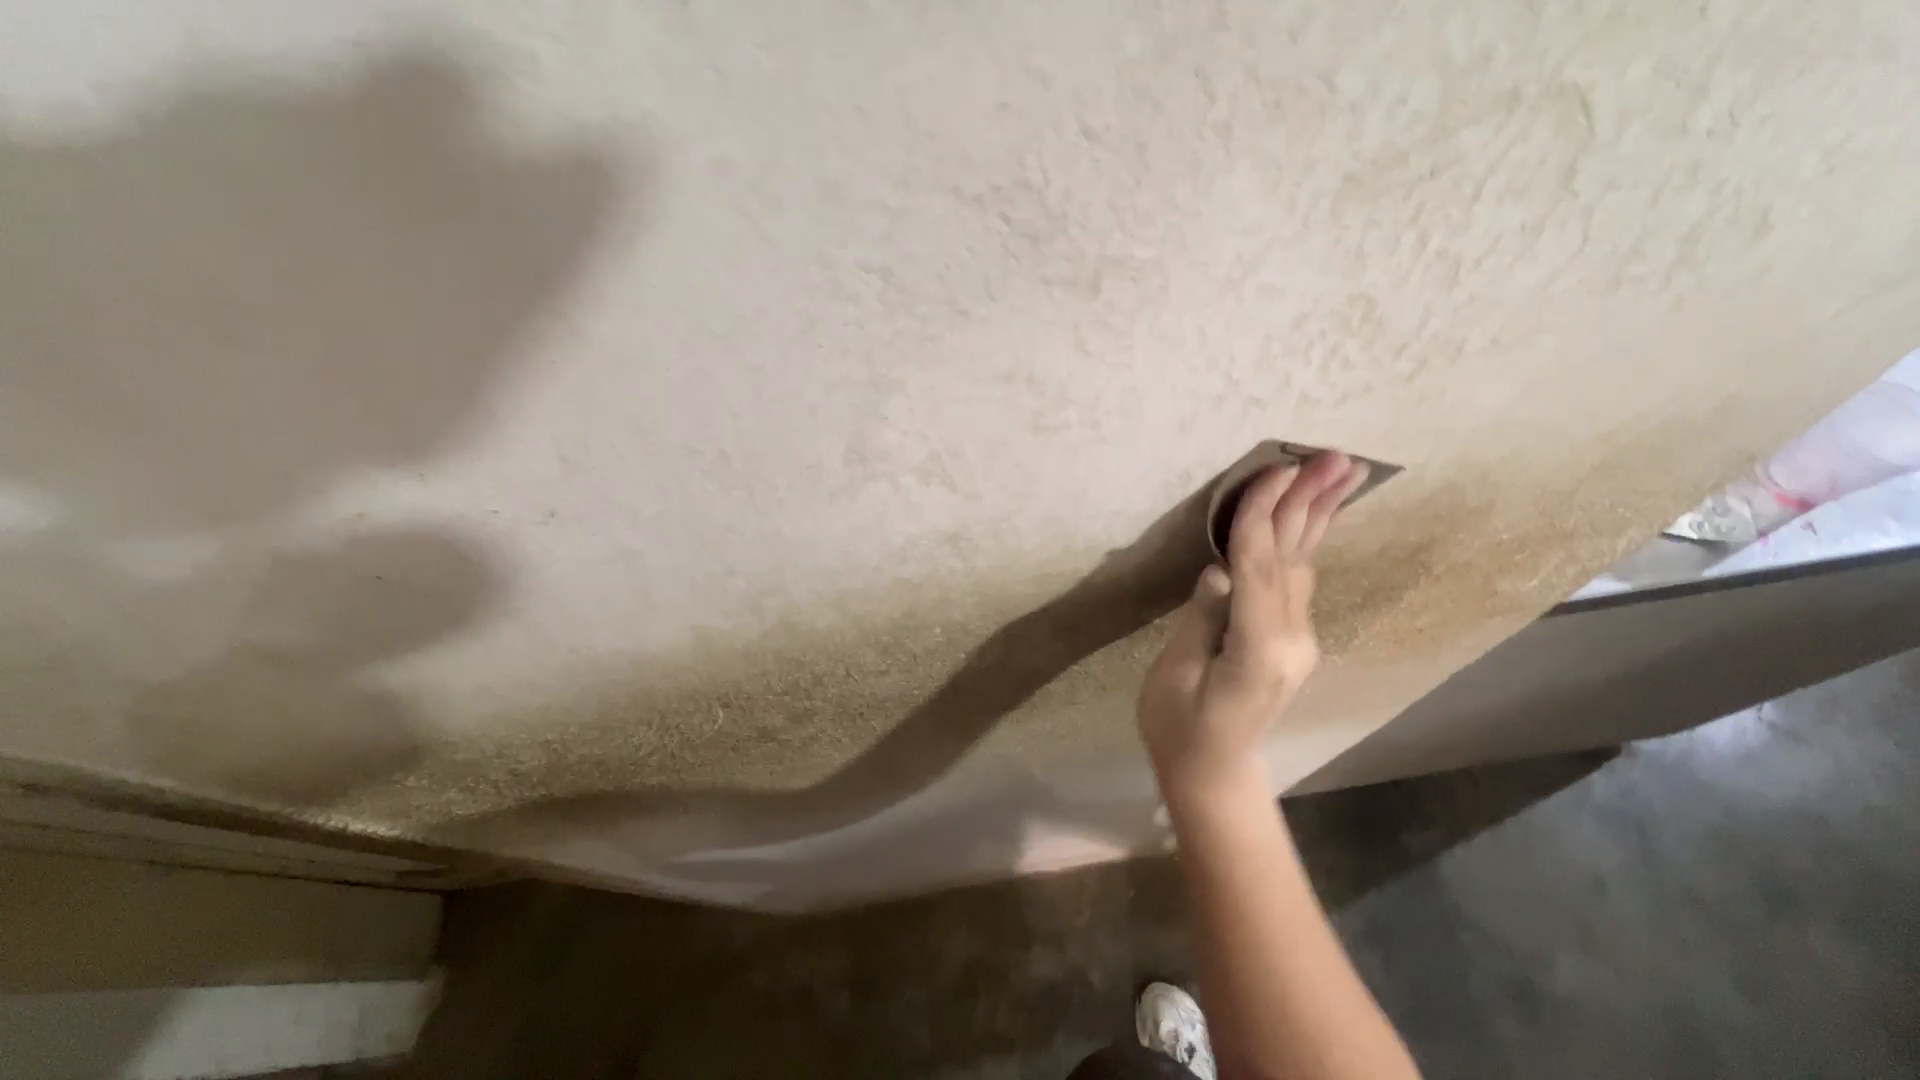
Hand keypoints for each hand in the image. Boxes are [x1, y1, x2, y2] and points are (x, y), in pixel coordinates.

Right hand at [1138, 452, 1369, 799]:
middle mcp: (1291, 639)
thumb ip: (1201, 620)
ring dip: (1320, 513)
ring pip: (1305, 564)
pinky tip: (1319, 514)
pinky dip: (1306, 540)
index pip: (1258, 567)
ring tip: (1346, 470)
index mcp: (1257, 648)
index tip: (1274, 470)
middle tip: (1339, 455)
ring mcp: (1299, 640)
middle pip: (1294, 558)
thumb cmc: (1178, 729)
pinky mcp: (1293, 639)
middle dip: (1310, 501)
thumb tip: (1220, 572)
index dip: (1262, 516)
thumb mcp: (1175, 676)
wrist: (1212, 772)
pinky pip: (1299, 579)